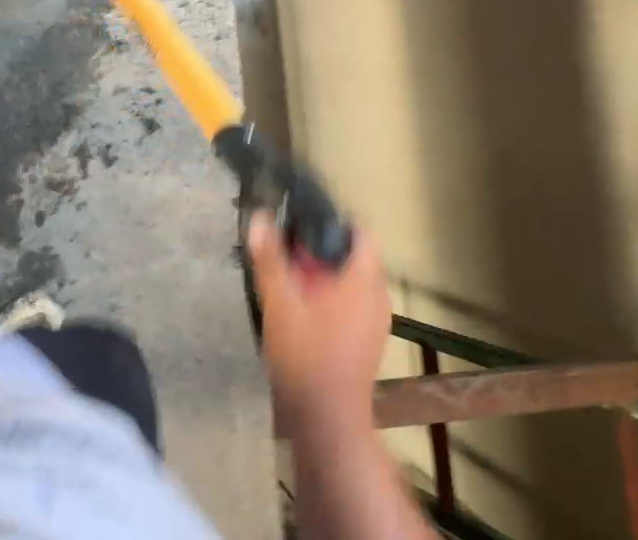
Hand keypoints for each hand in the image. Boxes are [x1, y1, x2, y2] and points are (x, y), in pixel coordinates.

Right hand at [247, 212, 390, 428]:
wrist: (325, 420)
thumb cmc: (305, 356)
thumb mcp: (279, 302)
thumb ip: (270, 259)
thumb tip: (260, 218)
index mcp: (364, 281)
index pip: (361, 233)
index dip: (332, 221)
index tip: (300, 220)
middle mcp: (377, 297)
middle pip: (352, 256)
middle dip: (318, 249)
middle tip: (282, 248)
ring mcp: (374, 321)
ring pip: (349, 281)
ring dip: (320, 273)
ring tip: (284, 275)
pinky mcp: (365, 340)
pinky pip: (350, 302)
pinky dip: (327, 295)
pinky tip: (296, 307)